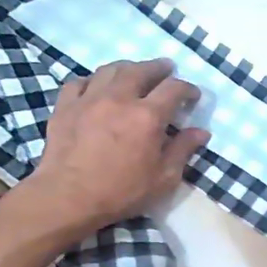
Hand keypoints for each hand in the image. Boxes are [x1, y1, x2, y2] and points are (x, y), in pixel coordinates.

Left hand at [8, 59, 210, 244]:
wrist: (67, 198)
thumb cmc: (121, 192)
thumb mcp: (164, 178)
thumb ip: (183, 150)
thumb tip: (201, 132)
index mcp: (147, 116)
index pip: (174, 88)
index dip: (187, 89)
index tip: (193, 96)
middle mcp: (119, 98)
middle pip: (141, 70)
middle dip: (158, 68)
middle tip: (166, 69)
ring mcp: (89, 99)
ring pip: (110, 70)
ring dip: (127, 68)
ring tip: (134, 72)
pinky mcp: (65, 106)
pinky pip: (79, 82)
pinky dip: (92, 80)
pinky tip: (96, 88)